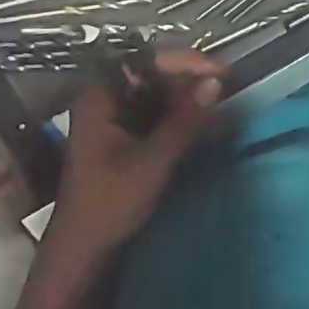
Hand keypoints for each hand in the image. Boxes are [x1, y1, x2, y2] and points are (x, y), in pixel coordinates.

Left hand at [53, 49, 225, 246]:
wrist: (85, 248)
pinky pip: (156, 112)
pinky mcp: (126, 136)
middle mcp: (105, 101)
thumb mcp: (154, 160)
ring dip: (187, 95)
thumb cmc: (111, 202)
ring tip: (218, 101)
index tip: (216, 70)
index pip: (143, 60)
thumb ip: (185, 120)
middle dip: (188, 77)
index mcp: (99, 99)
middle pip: (151, 73)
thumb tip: (216, 83)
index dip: (182, 60)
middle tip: (223, 87)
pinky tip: (203, 119)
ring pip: (156, 92)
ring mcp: (115, 118)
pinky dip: (180, 113)